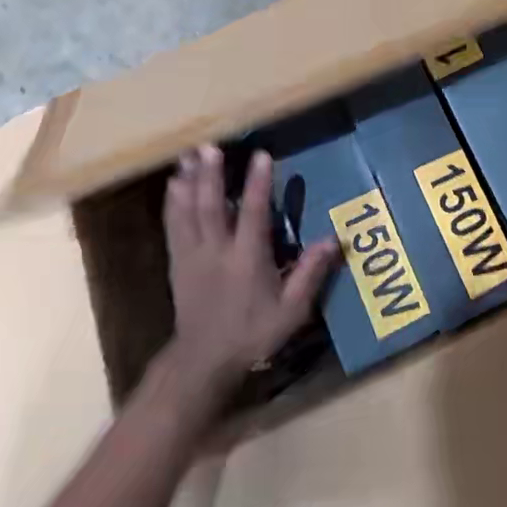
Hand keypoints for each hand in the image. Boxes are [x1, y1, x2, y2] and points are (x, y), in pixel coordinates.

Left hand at [162, 145, 337, 392]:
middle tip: (209, 146)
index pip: (253, 214)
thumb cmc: (252, 334)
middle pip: (211, 206)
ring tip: (188, 155)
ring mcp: (192, 255)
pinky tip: (173, 185)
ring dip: (189, 181)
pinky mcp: (178, 263)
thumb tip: (333, 240)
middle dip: (210, 174)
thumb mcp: (291, 311)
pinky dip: (173, 203)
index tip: (260, 155)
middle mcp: (216, 251)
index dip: (257, 184)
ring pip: (188, 211)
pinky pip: (173, 226)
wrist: (204, 360)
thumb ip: (310, 273)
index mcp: (246, 260)